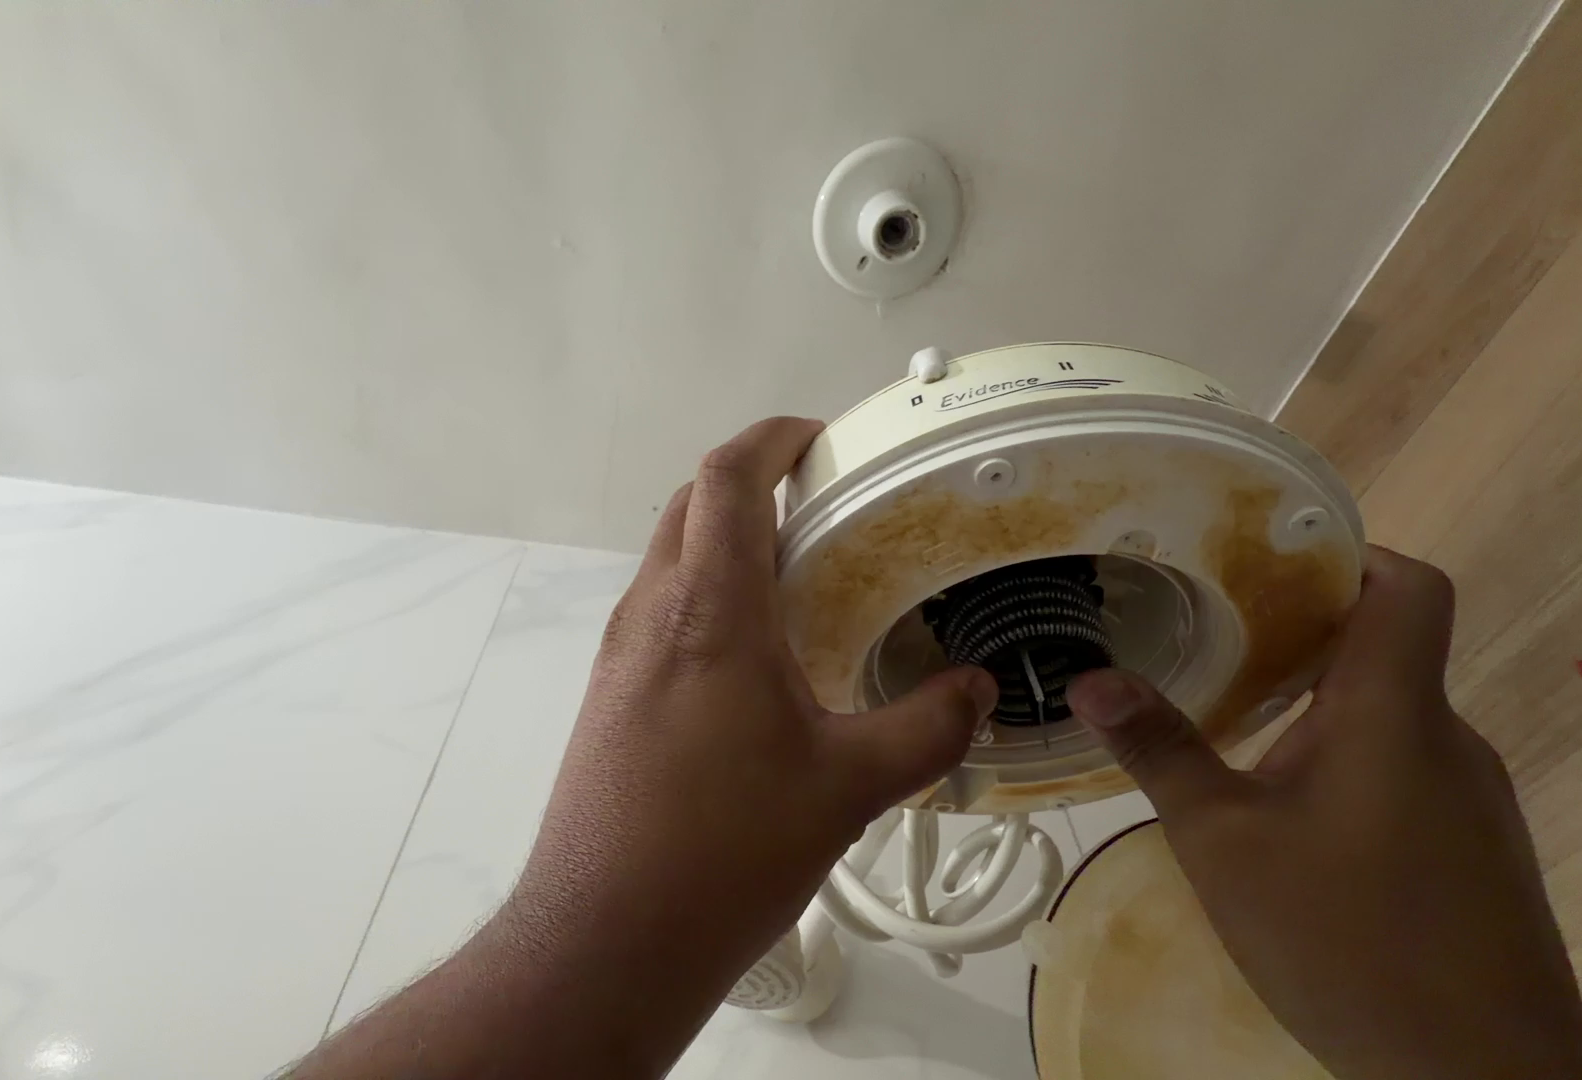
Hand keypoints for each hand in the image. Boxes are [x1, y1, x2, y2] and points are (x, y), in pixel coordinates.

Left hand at [511, 417, 995, 1069]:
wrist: (601, 940)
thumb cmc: (722, 851)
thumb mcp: (845, 789)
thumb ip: (926, 729)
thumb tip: (980, 690)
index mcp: (709, 610)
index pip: (726, 478)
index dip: (771, 439)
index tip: (821, 440)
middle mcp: (652, 613)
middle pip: (692, 504)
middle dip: (752, 483)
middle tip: (824, 507)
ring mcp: (621, 655)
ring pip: (673, 557)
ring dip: (728, 541)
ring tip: (802, 577)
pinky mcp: (610, 695)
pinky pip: (663, 611)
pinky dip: (709, 595)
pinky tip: (758, 656)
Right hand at [1065, 548, 1581, 1079]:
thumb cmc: (1345, 940)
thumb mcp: (1223, 841)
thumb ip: (1161, 749)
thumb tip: (1088, 679)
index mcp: (1392, 715)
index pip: (1408, 588)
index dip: (1347, 551)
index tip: (1264, 552)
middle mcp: (1442, 738)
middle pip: (1381, 643)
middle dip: (1294, 624)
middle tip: (1201, 622)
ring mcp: (1464, 794)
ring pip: (1382, 708)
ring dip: (1307, 693)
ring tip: (1219, 700)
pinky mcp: (1465, 843)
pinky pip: (1395, 760)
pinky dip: (1333, 747)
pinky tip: (1272, 793)